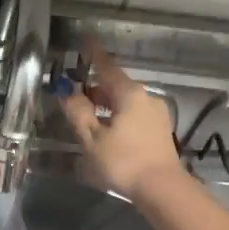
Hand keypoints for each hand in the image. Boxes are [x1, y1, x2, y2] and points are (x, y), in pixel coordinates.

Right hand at [63, 42, 185, 198]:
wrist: (161, 188)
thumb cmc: (123, 162)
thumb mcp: (93, 139)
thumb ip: (79, 113)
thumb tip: (67, 92)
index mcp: (129, 93)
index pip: (107, 66)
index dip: (93, 55)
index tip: (84, 41)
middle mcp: (146, 97)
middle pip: (117, 85)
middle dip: (97, 87)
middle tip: (77, 92)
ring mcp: (156, 114)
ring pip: (127, 101)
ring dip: (108, 104)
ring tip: (90, 115)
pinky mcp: (160, 131)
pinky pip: (135, 115)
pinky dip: (120, 115)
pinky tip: (110, 129)